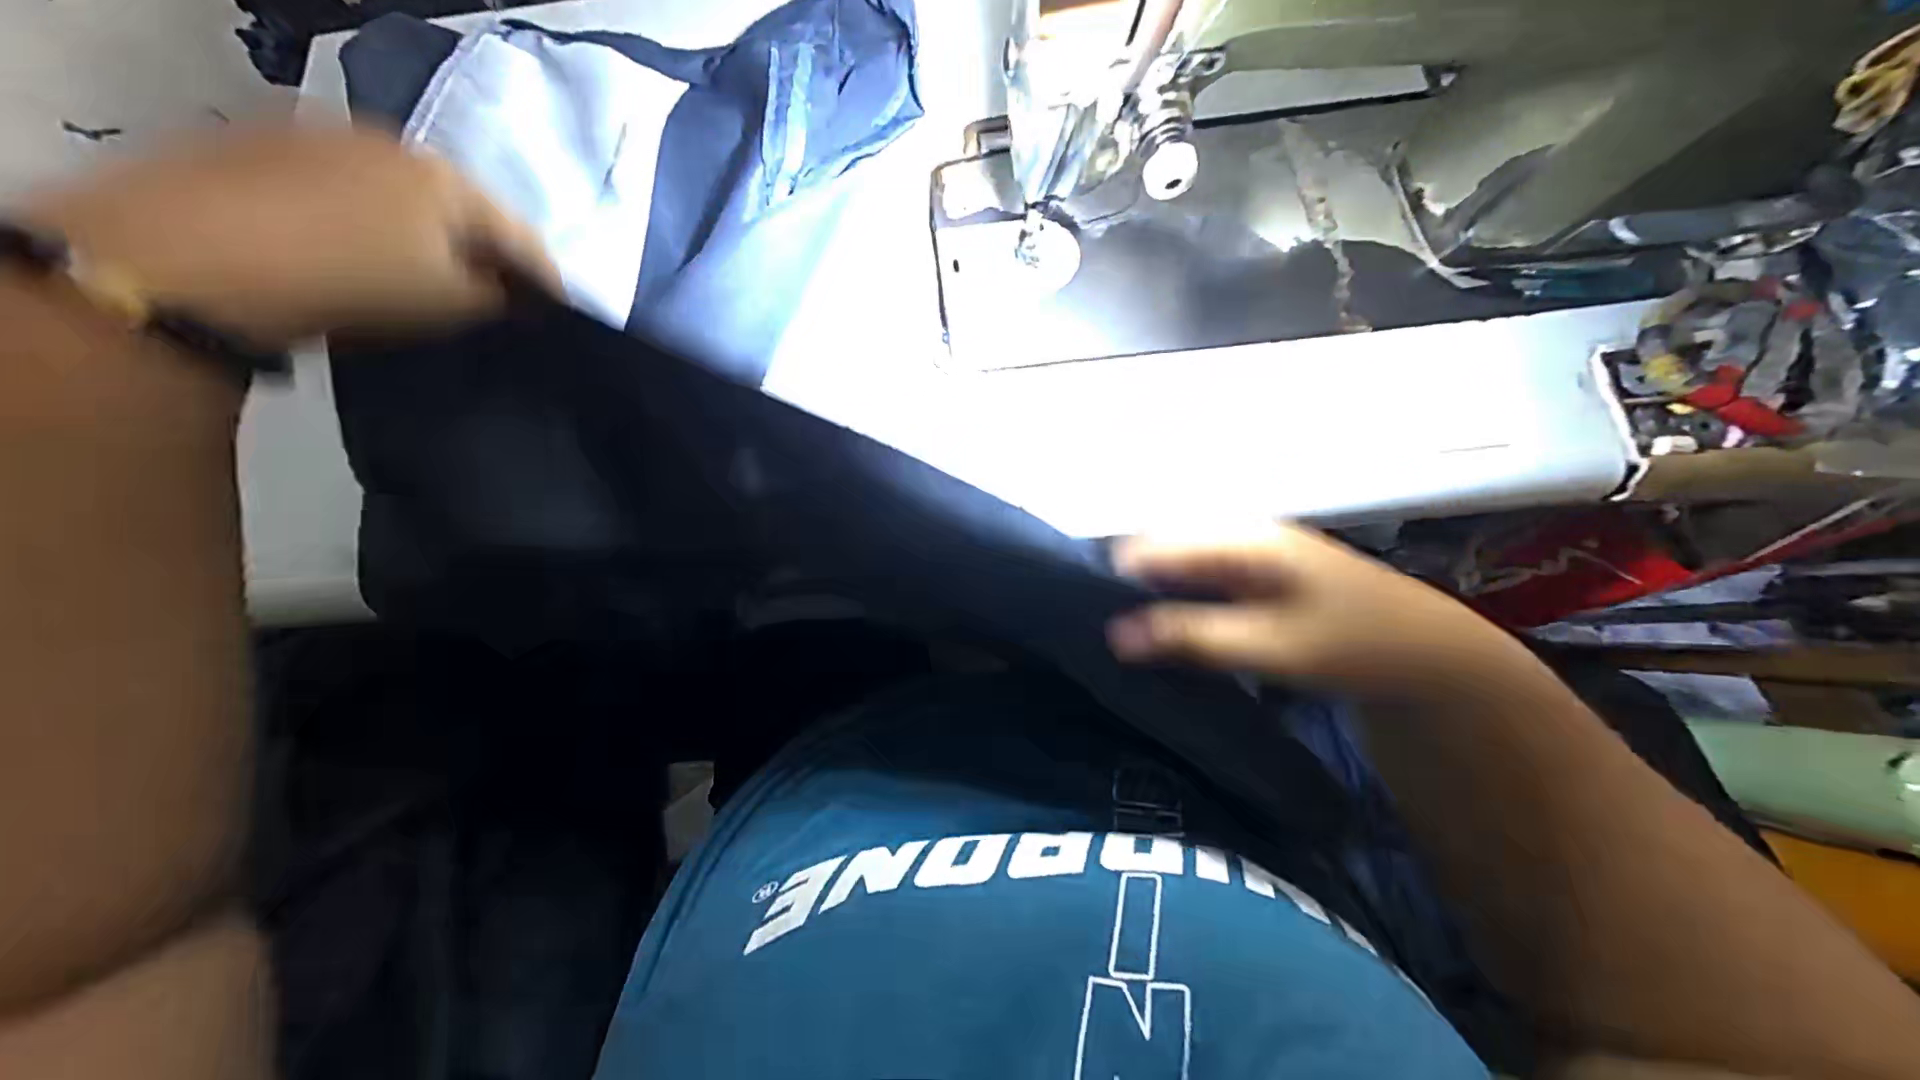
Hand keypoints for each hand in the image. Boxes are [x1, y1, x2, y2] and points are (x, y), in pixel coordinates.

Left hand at [21, 127, 559, 348]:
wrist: (192, 255)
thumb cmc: (354, 281)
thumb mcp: (451, 303)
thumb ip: (501, 297)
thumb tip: (522, 295)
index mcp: (450, 180)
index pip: (522, 236)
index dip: (547, 279)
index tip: (561, 312)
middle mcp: (394, 145)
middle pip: (463, 208)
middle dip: (486, 251)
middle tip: (500, 294)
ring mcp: (324, 138)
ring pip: (403, 195)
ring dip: (427, 234)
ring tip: (431, 273)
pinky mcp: (263, 145)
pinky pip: (348, 190)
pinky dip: (371, 222)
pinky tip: (361, 251)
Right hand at [1107, 523, 1542, 702]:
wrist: (1435, 656)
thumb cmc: (1358, 644)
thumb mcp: (1272, 646)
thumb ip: (1191, 637)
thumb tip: (1113, 636)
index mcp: (1242, 539)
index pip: (1150, 547)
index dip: (1113, 581)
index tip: (1089, 624)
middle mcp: (1240, 535)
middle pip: (1160, 552)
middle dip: (1130, 590)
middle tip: (1109, 638)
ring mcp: (1251, 554)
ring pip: (1178, 568)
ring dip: (1154, 600)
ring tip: (1132, 642)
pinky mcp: (1259, 575)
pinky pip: (1201, 582)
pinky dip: (1180, 605)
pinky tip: (1172, 637)